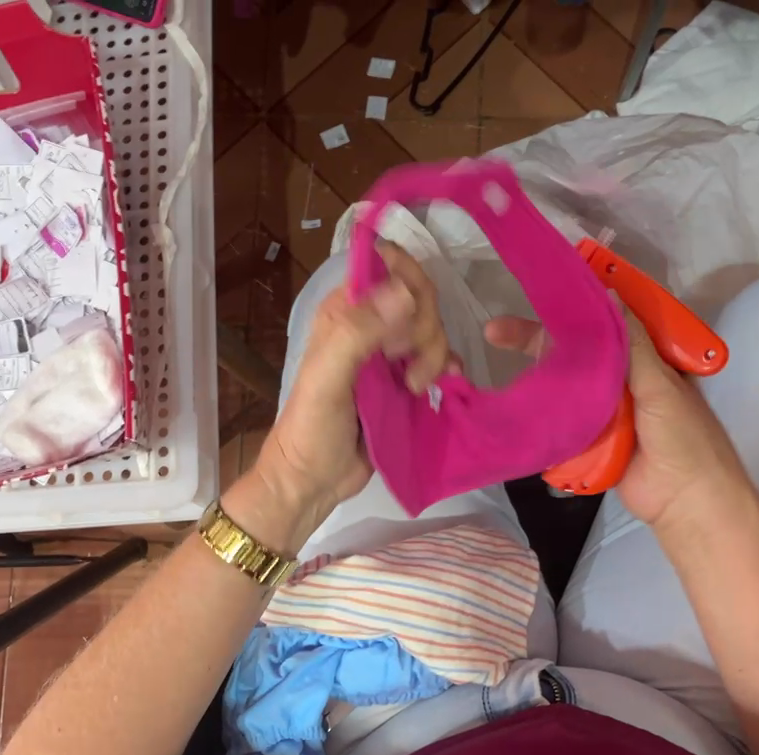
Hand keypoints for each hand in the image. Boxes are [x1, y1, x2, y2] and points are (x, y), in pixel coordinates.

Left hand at [232, 242, 447, 550]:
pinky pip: (441, 361)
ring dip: (434, 358)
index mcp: (344, 314)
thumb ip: (358, 333)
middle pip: (419, 300)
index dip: (408, 282)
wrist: (314, 482)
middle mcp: (368, 326)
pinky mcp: (406, 382)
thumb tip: (406, 291)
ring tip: (413, 391)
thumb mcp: (327, 379)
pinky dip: (447, 371)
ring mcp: (389, 356)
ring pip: (433, 331)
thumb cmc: (311, 430)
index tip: (409, 317)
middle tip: (407, 372)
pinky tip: (443, 388)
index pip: (385, 268)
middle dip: (423, 333)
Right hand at [483, 310, 743, 530]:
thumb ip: (633, 346)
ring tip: (494, 362)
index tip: (537, 295)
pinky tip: (512, 401)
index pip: (604, 324)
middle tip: (494, 332)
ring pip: (565, 384)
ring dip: (534, 374)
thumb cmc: (684, 438)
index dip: (572, 308)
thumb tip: (608, 296)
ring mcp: (603, 410)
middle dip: (537, 340)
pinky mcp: (588, 440)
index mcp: (645, 359)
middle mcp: (622, 379)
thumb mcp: (661, 385)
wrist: (683, 502)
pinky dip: (540, 411)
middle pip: (575, 352)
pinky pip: (561, 419)